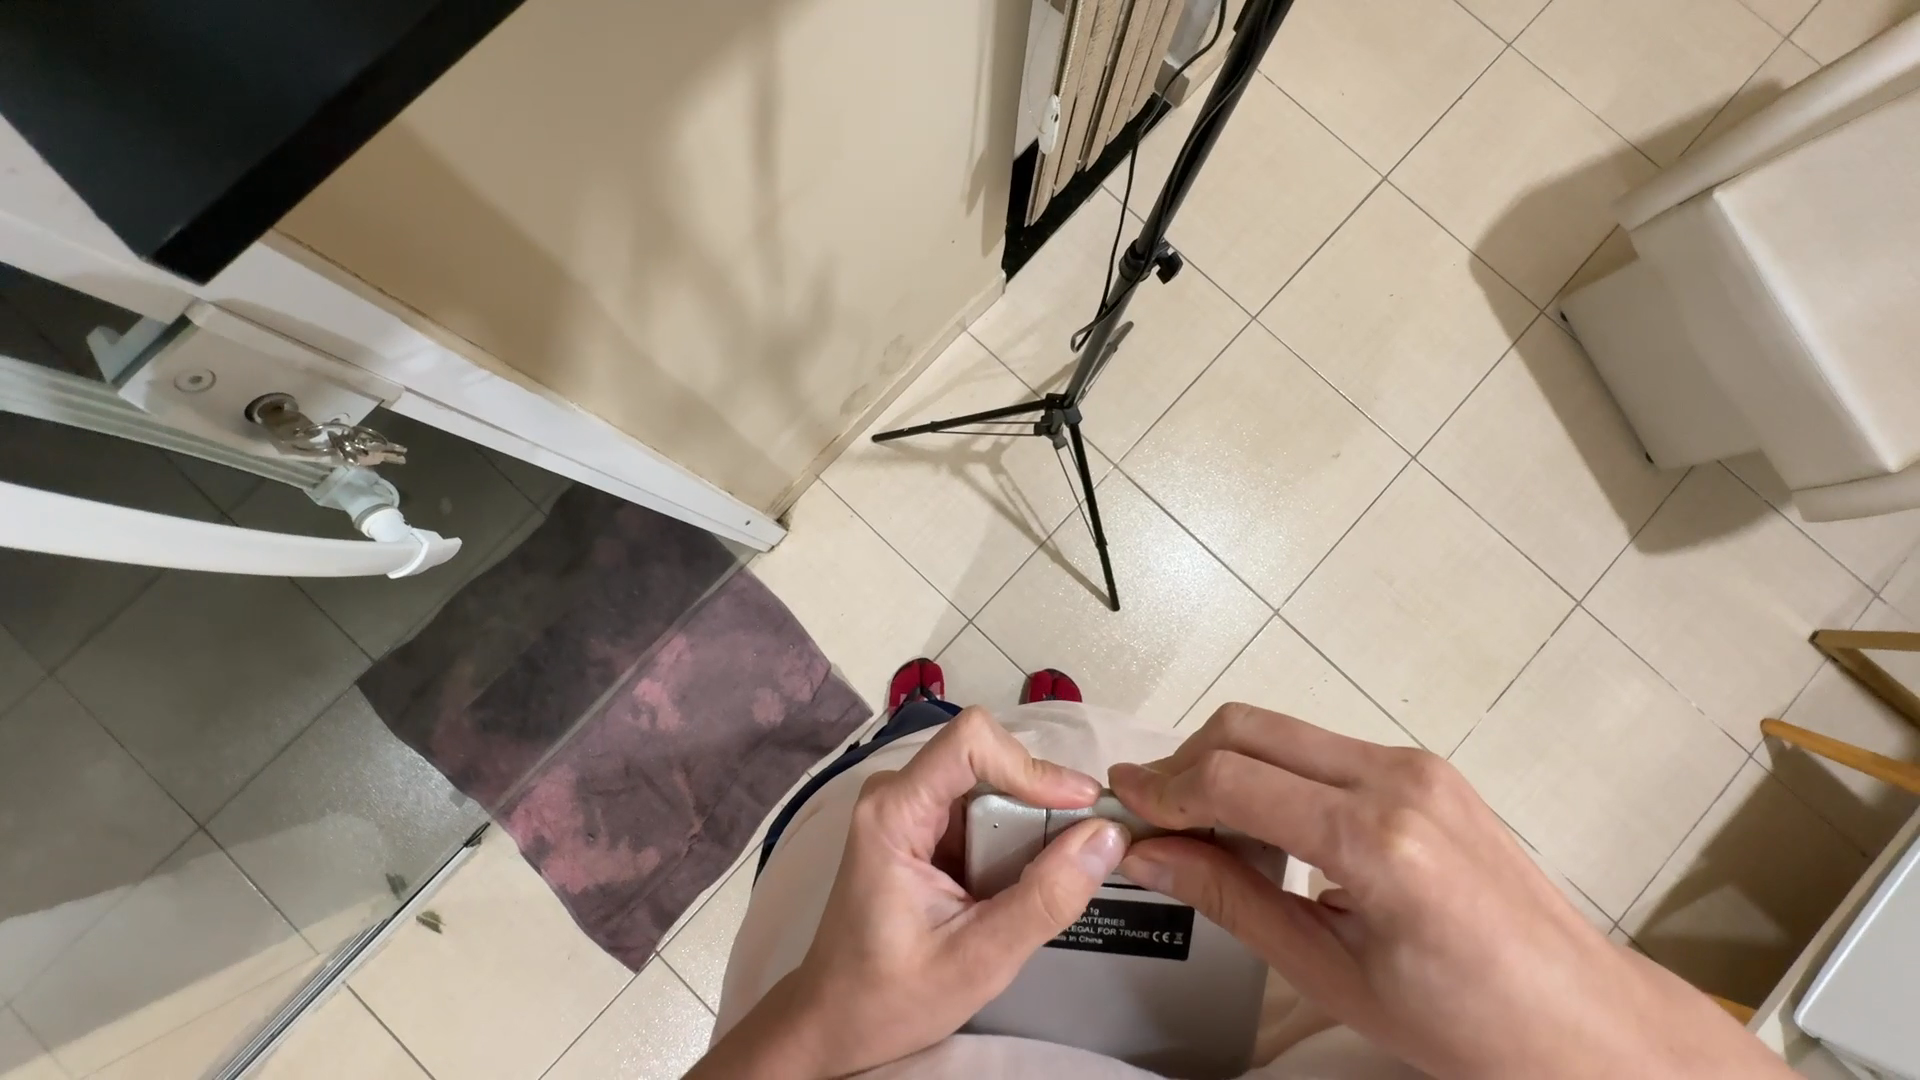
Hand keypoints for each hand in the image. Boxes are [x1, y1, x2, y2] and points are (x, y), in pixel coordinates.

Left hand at [691, 708, 1128, 1079]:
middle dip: (1040, 798)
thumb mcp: (979, 960)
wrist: (839, 1017)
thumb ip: (1045, 899)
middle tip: (1081, 849)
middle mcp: (899, 791)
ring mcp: (910, 803)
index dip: (1029, 764)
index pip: (969, 741)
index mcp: (893, 812)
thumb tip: (1108, 837)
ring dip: (1032, 818)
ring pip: (992, 778)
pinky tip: (1024, 876)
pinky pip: (985, 802)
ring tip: (1054, 871)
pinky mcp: (924, 821)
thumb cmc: (893, 995)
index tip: (1080, 807)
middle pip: (987, 756)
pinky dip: (1016, 832)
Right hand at [1108, 704, 1793, 1079]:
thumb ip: (1231, 899)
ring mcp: (1412, 762)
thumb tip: (1147, 853)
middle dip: (1182, 762)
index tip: (1120, 805)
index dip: (1163, 788)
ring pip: (1276, 727)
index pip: (1232, 779)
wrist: (1595, 1026)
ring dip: (1220, 760)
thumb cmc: (1465, 1029)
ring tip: (1199, 820)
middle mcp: (1395, 778)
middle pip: (1247, 728)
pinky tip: (1261, 818)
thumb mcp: (1331, 976)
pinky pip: (1313, 745)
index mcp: (1378, 842)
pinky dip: (1265, 767)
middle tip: (1152, 814)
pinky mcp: (1419, 764)